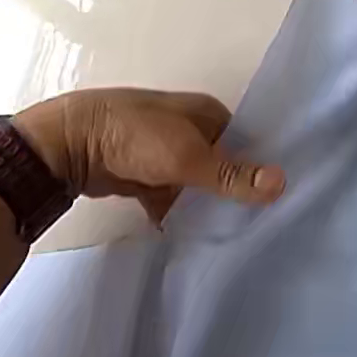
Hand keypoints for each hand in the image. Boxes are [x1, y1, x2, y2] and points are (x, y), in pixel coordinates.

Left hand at [13, 88, 284, 223]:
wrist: (72, 144)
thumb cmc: (135, 137)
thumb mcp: (187, 156)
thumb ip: (231, 175)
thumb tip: (284, 182)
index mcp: (205, 114)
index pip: (247, 143)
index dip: (262, 171)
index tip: (283, 205)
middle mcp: (190, 131)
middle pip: (223, 167)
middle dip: (236, 195)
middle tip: (264, 231)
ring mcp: (166, 155)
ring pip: (198, 187)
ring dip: (208, 209)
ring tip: (238, 243)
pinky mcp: (146, 178)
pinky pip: (174, 201)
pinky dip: (181, 218)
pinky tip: (198, 243)